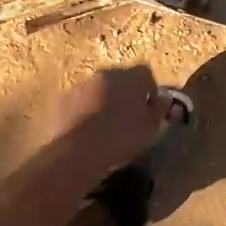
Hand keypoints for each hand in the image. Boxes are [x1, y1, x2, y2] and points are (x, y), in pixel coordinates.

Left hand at [50, 64, 174, 168]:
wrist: (77, 151)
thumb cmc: (121, 138)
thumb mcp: (150, 128)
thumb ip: (158, 109)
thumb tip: (162, 100)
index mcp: (130, 77)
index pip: (145, 73)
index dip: (149, 89)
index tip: (149, 107)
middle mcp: (106, 74)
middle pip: (119, 78)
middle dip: (124, 92)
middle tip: (127, 115)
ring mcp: (81, 85)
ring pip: (97, 89)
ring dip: (102, 100)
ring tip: (104, 125)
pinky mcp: (62, 99)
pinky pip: (78, 101)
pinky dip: (83, 110)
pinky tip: (85, 130)